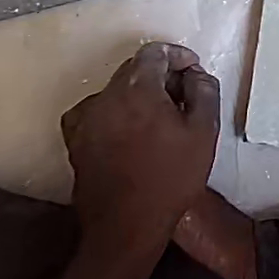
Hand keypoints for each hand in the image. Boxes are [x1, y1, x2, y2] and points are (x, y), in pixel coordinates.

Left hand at [61, 42, 219, 251]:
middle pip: (135, 68)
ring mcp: (86, 115)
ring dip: (137, 95)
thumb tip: (195, 73)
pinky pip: (97, 110)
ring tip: (157, 120)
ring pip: (116, 90)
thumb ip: (204, 92)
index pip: (155, 52)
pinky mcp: (75, 137)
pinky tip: (127, 133)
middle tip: (180, 96)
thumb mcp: (203, 133)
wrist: (126, 227)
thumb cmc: (170, 180)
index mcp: (138, 88)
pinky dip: (114, 112)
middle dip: (159, 74)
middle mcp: (107, 94)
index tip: (191, 70)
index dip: (177, 56)